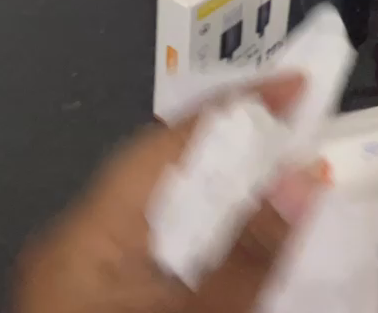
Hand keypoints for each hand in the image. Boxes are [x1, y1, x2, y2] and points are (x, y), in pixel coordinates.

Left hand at [14, 75, 321, 312]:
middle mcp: (74, 242)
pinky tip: (237, 227)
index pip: (171, 140)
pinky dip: (203, 222)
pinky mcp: (90, 300)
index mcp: (88, 236)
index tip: (299, 85)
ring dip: (222, 179)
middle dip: (232, 137)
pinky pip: (155, 238)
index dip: (240, 105)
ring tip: (277, 161)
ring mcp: (76, 274)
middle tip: (293, 119)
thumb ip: (254, 250)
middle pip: (161, 164)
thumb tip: (304, 174)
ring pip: (160, 201)